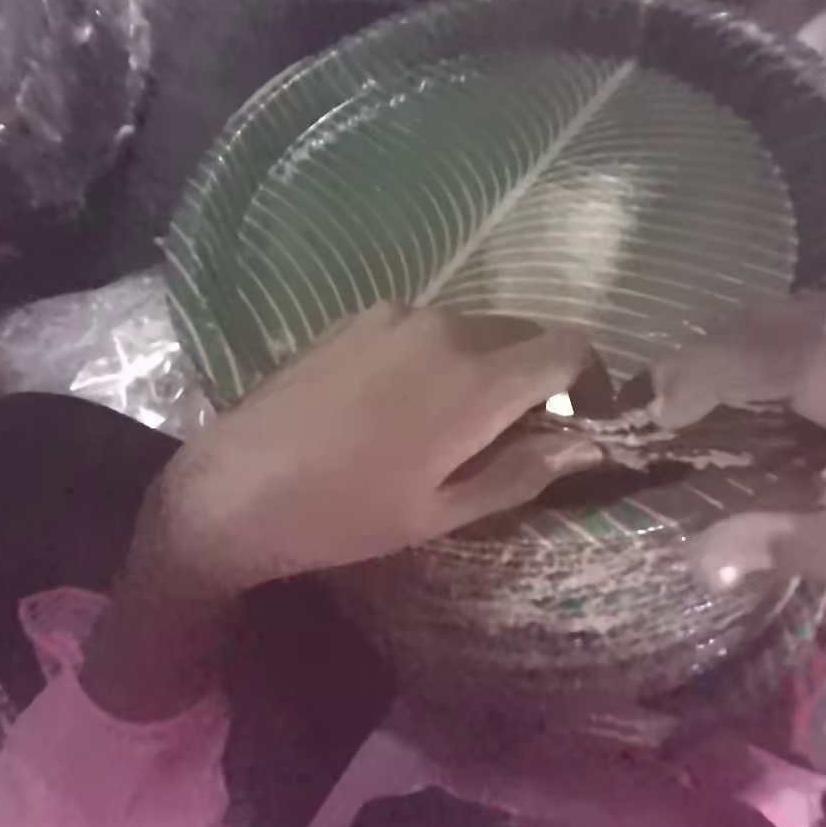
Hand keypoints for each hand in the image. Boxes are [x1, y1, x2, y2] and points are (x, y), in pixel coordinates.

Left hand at [134, 301, 602, 593]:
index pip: (569, 347)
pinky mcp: (361, 314)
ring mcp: (398, 313)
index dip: (591, 378)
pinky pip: (430, 324)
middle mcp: (446, 326)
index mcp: (476, 378)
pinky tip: (404, 398)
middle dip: (540, 375)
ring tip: (455, 417)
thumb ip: (524, 469)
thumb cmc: (346, 513)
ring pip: (478, 326)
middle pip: (527, 332)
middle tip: (519, 427)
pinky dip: (445, 353)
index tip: (582, 415)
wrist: (234, 486)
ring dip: (491, 363)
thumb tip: (587, 443)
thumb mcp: (444, 510)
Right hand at [652, 294, 825, 680]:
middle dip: (717, 350)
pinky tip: (780, 390)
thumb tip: (695, 559)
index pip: (777, 357)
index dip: (707, 373)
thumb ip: (784, 542)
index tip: (661, 408)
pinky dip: (791, 346)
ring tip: (714, 389)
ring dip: (753, 342)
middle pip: (788, 318)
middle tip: (673, 395)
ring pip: (815, 312)